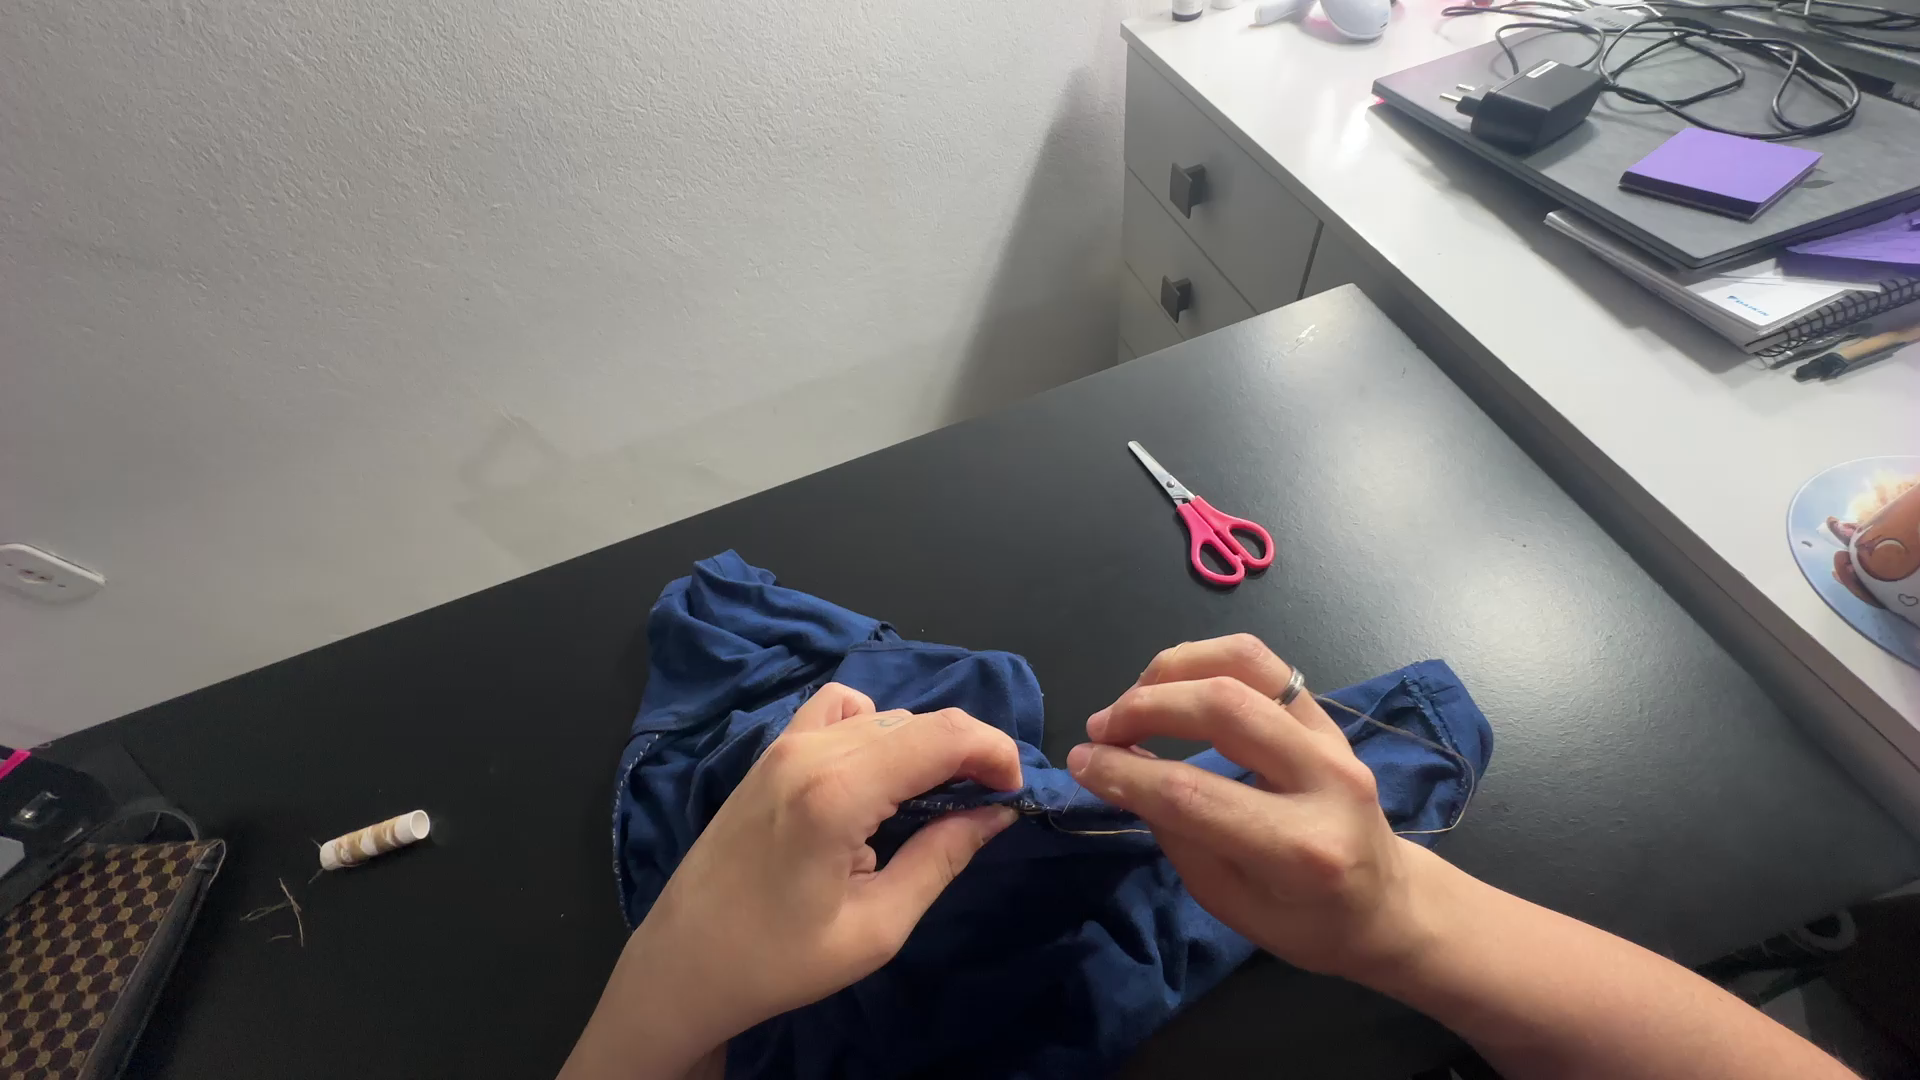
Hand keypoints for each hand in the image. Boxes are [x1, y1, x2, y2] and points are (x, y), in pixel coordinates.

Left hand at [561, 684, 1022, 1079]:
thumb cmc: (778, 961)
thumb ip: (942, 858)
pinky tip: (872, 769)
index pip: (943, 735)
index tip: (1014, 792)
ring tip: (932, 795)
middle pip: (921, 719)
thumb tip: (997, 812)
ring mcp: (787, 742)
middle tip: (987, 801)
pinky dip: (874, 724)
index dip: (994, 751)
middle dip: (969, 751)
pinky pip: (839, 707)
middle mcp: (813, 749)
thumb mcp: (876, 927)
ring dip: (925, 743)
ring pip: (886, 713)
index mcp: (838, 792)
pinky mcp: (773, 748)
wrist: (680, 965)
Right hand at [1066, 635, 1438, 981]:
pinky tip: (1172, 682)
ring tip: (1133, 698)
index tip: (1081, 763)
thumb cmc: (1305, 920)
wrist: (1388, 903)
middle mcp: (1325, 779)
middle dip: (1143, 709)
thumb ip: (1174, 830)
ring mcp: (1330, 735)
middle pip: (1221, 708)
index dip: (1122, 773)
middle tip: (1101, 729)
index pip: (1192, 794)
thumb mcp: (1228, 901)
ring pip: (1242, 663)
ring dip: (1170, 671)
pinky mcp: (1322, 711)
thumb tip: (1114, 769)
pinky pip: (1258, 659)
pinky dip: (1202, 657)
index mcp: (1301, 848)